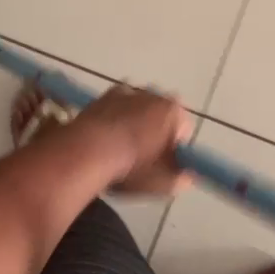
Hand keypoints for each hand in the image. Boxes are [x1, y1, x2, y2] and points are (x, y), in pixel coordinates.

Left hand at [65, 85, 193, 195]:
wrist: (88, 150)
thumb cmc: (130, 165)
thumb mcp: (158, 182)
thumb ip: (177, 179)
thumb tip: (187, 178)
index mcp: (174, 111)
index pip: (183, 131)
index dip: (175, 151)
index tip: (163, 167)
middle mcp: (155, 94)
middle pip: (162, 116)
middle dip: (156, 133)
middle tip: (142, 159)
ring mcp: (129, 90)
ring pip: (140, 109)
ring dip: (136, 123)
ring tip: (121, 150)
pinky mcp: (105, 94)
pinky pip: (117, 106)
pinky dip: (116, 117)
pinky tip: (106, 138)